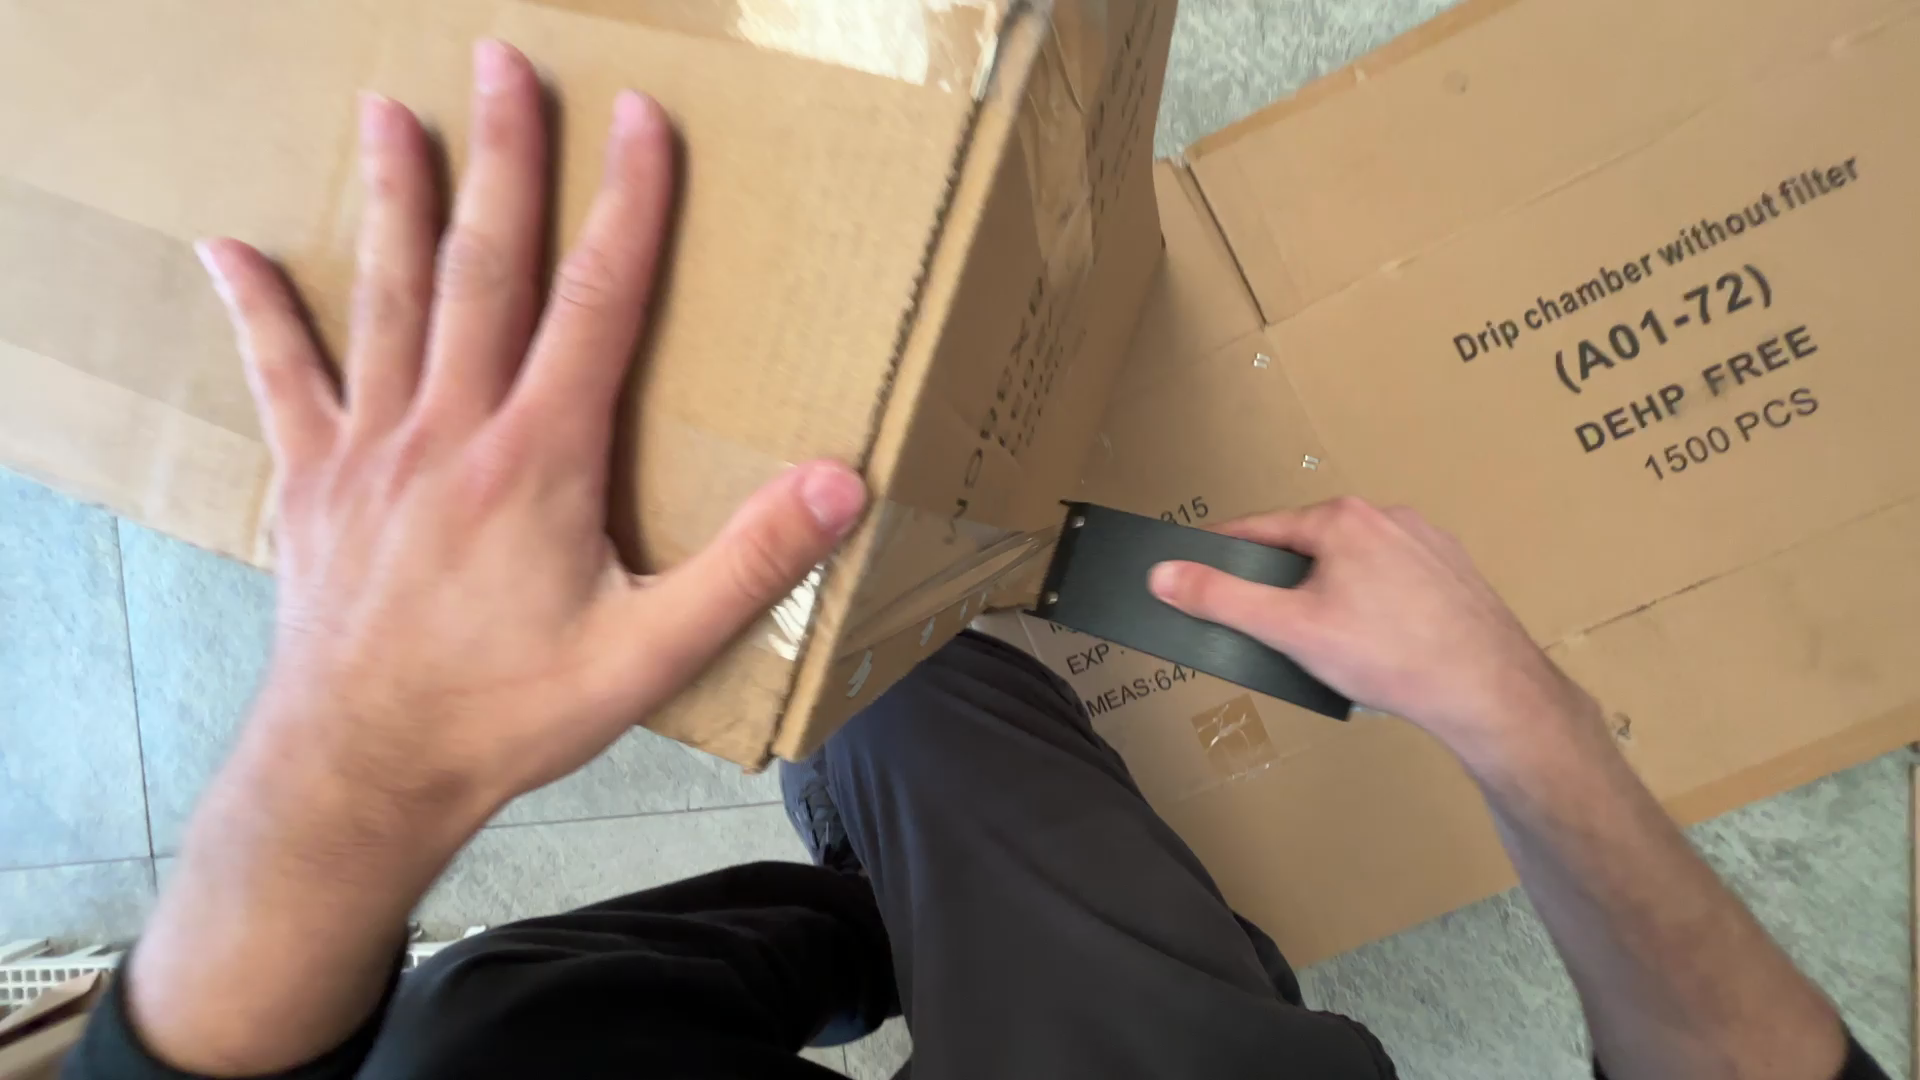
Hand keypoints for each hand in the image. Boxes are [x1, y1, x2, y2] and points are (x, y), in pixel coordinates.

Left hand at [126, 42, 867, 1074]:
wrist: (364, 777)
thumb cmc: (517, 710)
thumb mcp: (661, 648)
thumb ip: (753, 562)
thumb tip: (841, 484)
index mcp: (540, 457)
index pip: (597, 303)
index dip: (628, 207)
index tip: (640, 120)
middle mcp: (452, 430)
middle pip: (485, 271)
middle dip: (506, 163)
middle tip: (505, 65)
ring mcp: (373, 452)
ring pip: (386, 302)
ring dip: (393, 201)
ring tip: (390, 113)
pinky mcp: (317, 489)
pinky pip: (287, 383)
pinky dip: (262, 314)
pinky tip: (233, 254)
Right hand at [1148, 497, 1593, 758]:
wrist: (1494, 695)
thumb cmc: (1386, 656)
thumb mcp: (1286, 628)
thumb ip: (1218, 597)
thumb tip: (1160, 573)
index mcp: (1339, 519)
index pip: (1255, 528)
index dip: (1221, 553)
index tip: (1199, 574)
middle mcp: (1383, 515)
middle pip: (1303, 543)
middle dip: (1277, 577)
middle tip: (1266, 621)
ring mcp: (1424, 540)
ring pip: (1346, 557)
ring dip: (1322, 585)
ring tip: (1320, 634)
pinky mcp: (1452, 568)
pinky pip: (1387, 572)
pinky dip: (1366, 594)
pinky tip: (1372, 634)